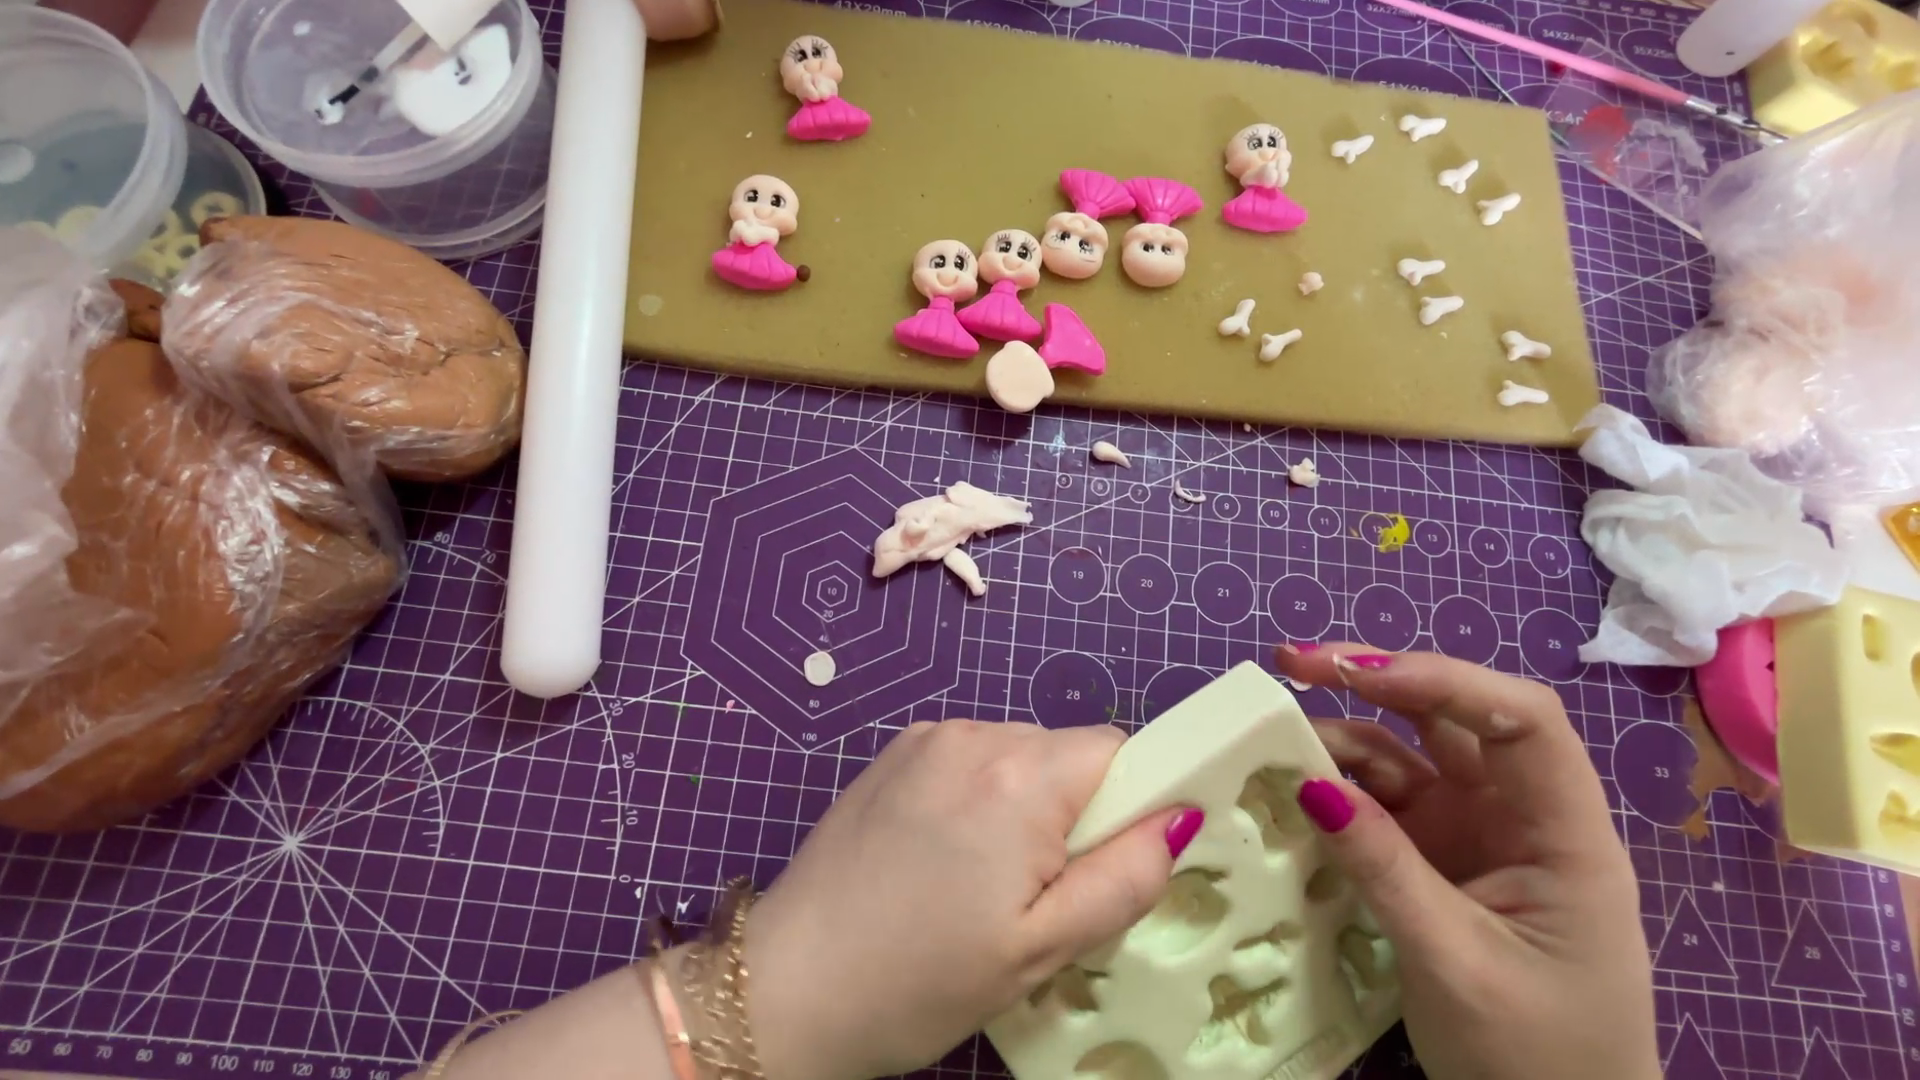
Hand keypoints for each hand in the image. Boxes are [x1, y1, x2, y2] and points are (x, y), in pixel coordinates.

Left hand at [743, 720, 1196, 1079]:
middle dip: (1071, 811)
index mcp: (1018, 776)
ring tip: (976, 881)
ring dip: (1023, 804)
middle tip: (1030, 893)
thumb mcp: (1042, 949)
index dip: (1124, 804)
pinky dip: (978, 796)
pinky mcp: (894, 752)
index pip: (1116, 750)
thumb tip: (1178, 818)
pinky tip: (939, 855)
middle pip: (1065, 753)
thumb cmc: (922, 979)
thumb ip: (1124, 877)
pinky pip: (970, 758)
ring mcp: (927, 737)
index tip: (1097, 865)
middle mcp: (972, 734)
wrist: (788, 984)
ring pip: (1019, 755)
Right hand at [1274, 645, 1658, 1079]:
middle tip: (1290, 662)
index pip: (1520, 721)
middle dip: (1373, 678)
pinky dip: (1334, 786)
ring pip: (1402, 752)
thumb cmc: (1537, 1057)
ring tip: (1271, 740)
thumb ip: (1384, 869)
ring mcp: (1469, 829)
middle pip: (1451, 716)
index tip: (1356, 673)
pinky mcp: (1431, 852)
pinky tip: (1291, 787)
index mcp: (1561, 834)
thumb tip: (1310, 784)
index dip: (1443, 679)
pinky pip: (1378, 799)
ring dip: (1339, 736)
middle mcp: (1516, 812)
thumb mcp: (1454, 962)